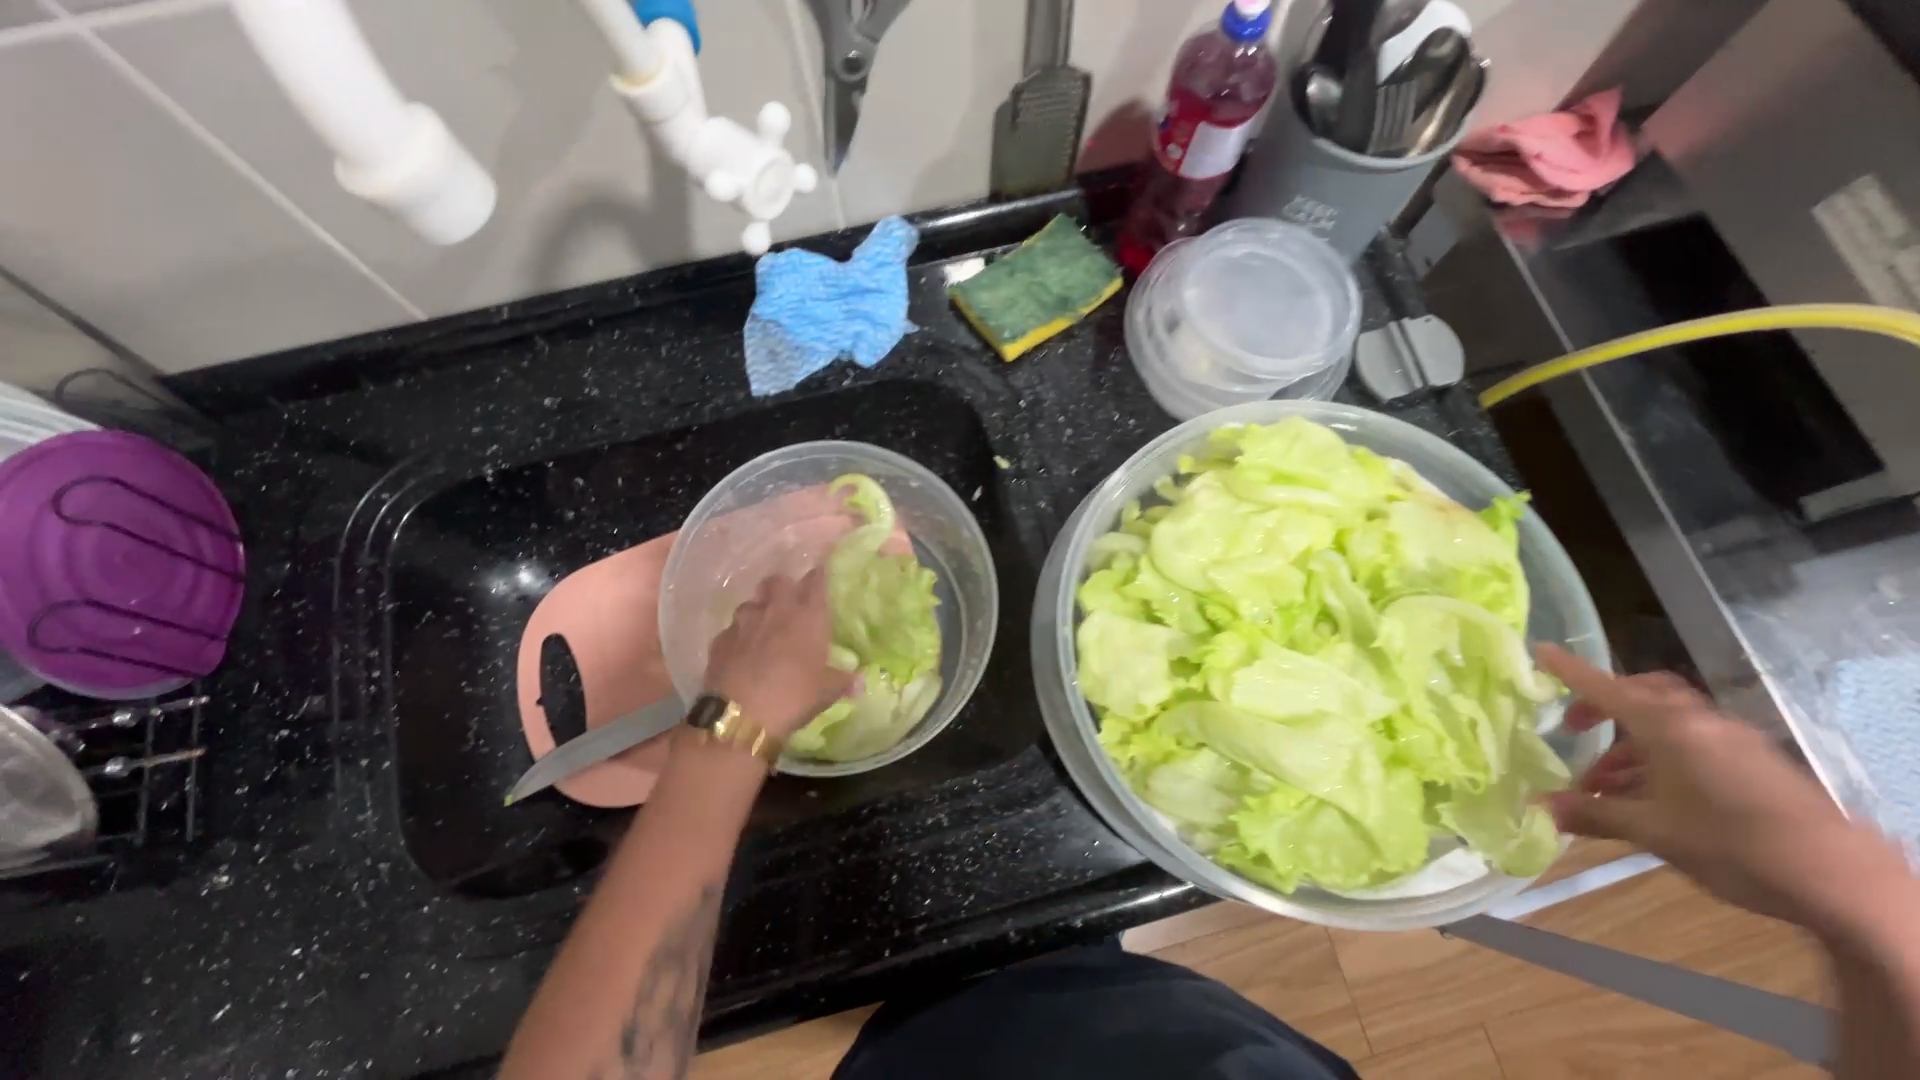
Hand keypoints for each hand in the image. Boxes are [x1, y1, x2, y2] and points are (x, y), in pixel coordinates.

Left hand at [703, 570, 852, 738]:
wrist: (739, 714)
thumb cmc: (792, 696)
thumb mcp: (826, 693)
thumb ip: (843, 682)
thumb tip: (860, 682)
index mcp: (807, 616)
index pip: (816, 581)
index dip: (819, 576)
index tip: (822, 576)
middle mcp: (776, 609)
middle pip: (779, 581)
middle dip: (785, 586)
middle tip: (791, 603)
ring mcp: (744, 621)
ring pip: (752, 602)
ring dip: (759, 610)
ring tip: (764, 628)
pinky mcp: (720, 639)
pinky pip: (732, 628)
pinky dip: (739, 635)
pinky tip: (742, 652)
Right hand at [1536, 644, 1910, 934]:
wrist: (1840, 880)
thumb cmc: (1733, 845)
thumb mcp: (1653, 833)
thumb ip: (1594, 815)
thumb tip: (1542, 808)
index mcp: (1669, 728)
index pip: (1607, 688)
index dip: (1570, 670)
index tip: (1539, 650)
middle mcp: (1699, 723)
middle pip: (1643, 695)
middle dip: (1604, 706)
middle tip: (1575, 728)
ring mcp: (1731, 742)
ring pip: (1667, 725)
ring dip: (1629, 745)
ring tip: (1604, 784)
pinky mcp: (1753, 764)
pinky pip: (1692, 744)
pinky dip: (1660, 758)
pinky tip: (1650, 797)